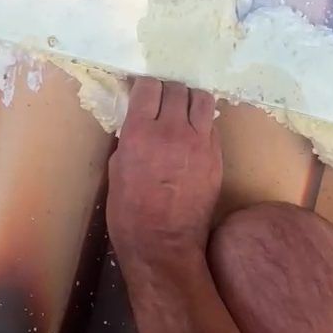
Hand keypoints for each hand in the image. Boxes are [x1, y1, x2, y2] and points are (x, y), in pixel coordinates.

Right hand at [107, 78, 221, 268]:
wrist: (164, 245)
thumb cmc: (130, 214)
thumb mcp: (116, 170)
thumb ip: (130, 139)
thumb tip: (137, 124)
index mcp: (141, 132)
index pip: (148, 86)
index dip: (144, 86)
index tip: (141, 92)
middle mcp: (172, 130)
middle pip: (176, 88)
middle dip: (166, 91)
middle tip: (160, 102)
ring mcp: (199, 142)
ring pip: (201, 98)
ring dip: (189, 100)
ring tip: (182, 111)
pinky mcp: (216, 155)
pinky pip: (211, 124)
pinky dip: (201, 123)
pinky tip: (192, 134)